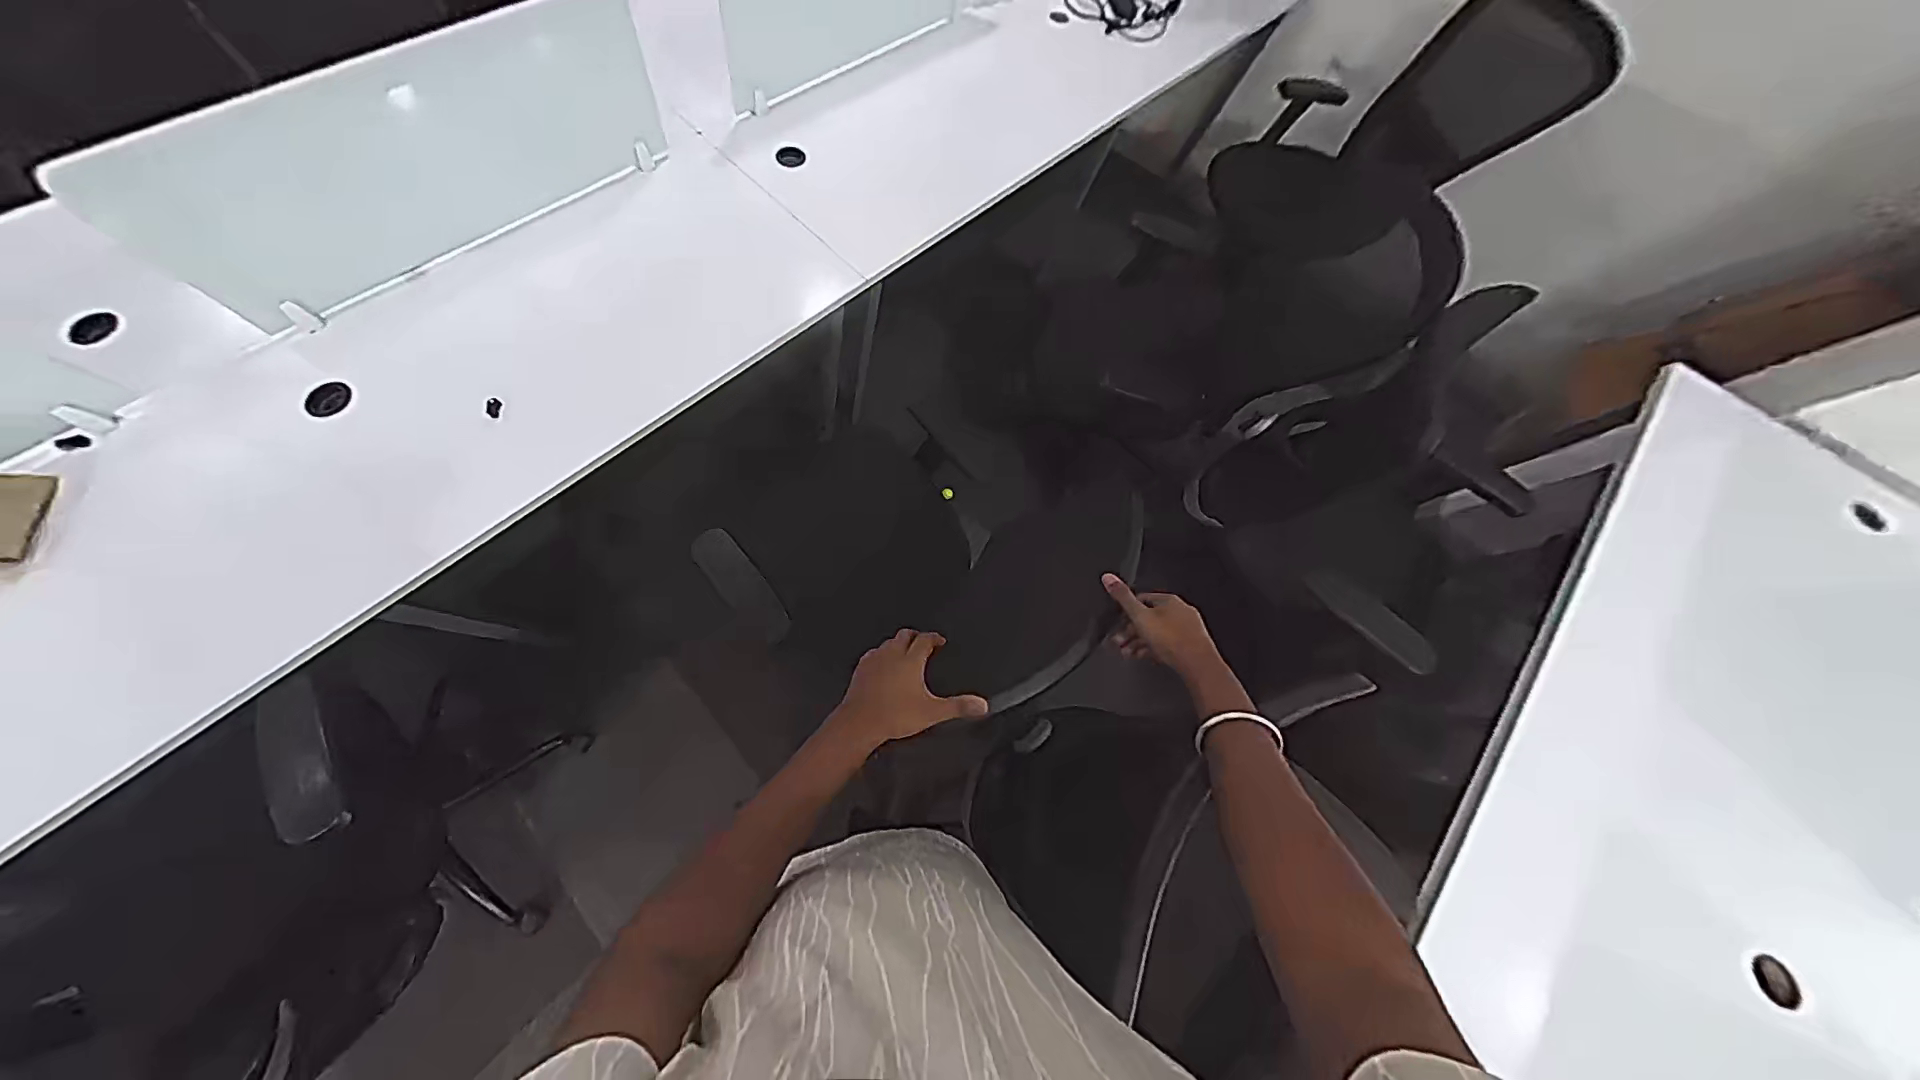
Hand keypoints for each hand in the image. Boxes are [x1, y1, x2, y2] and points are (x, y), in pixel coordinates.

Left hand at [827, 630, 989, 750]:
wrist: (859, 723)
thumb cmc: (894, 715)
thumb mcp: (932, 712)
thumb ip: (958, 706)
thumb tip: (980, 704)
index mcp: (910, 660)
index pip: (925, 639)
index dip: (934, 637)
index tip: (939, 640)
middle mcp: (892, 655)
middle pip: (905, 635)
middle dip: (915, 636)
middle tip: (922, 642)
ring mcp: (874, 660)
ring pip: (888, 642)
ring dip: (897, 644)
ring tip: (904, 652)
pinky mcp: (861, 669)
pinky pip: (873, 654)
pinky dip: (881, 655)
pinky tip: (882, 664)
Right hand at [1102, 574, 1226, 681]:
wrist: (1197, 664)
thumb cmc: (1173, 639)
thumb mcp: (1140, 616)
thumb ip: (1123, 597)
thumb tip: (1109, 578)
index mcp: (1169, 600)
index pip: (1142, 600)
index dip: (1127, 612)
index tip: (1118, 623)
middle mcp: (1181, 611)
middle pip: (1149, 619)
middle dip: (1131, 631)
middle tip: (1119, 642)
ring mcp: (1187, 628)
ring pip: (1157, 633)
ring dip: (1139, 643)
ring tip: (1128, 653)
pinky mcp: (1190, 645)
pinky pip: (1167, 644)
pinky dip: (1154, 650)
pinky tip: (1145, 657)